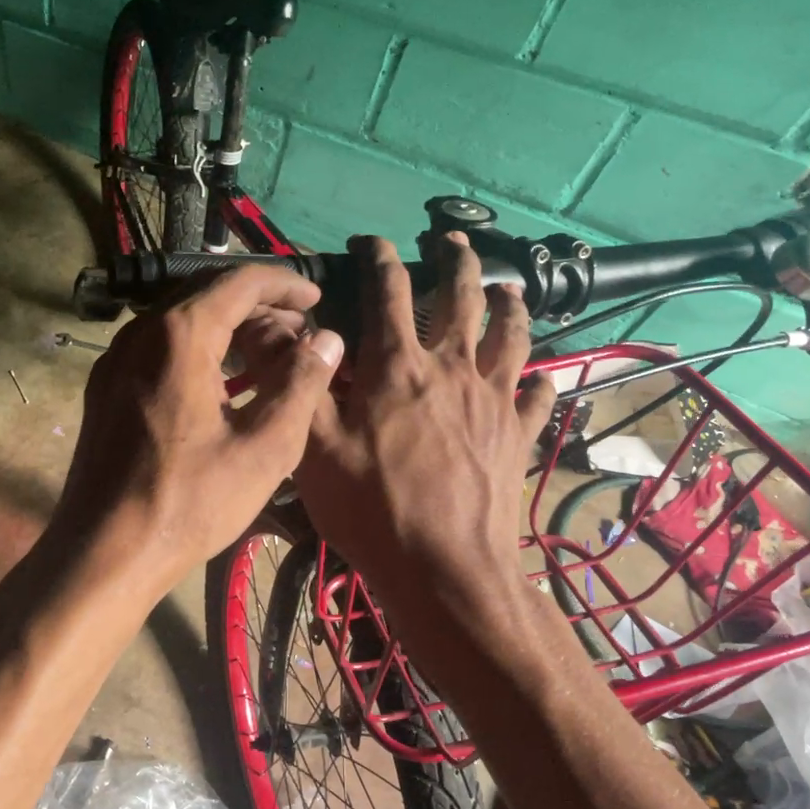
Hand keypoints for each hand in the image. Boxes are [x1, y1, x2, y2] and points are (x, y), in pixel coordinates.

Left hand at [57, 266, 343, 590]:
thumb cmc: (190, 501)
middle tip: (299, 329)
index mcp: (178, 335)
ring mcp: (114, 360)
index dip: (283, 284)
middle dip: (257, 305)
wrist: (105, 549)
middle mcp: (139, 333)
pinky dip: (194, 349)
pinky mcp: (104, 388)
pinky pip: (156, 348)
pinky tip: (217, 382)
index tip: (317, 298)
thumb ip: (300, 385)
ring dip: (224, 327)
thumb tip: (326, 339)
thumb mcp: (264, 448)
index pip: (239, 283)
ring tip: (266, 352)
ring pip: (177, 322)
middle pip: (205, 296)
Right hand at [294, 234, 554, 637]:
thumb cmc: (372, 506)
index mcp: (399, 367)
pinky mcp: (516, 437)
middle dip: (457, 261)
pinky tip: (539, 378)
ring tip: (508, 288)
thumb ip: (293, 380)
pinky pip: (535, 398)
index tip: (373, 239)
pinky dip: (537, 381)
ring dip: (509, 307)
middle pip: (462, 299)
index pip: (388, 293)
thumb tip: (270, 324)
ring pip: (510, 338)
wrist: (447, 571)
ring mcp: (492, 403)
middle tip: (453, 237)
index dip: (378, 259)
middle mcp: (452, 370)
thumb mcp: (312, 444)